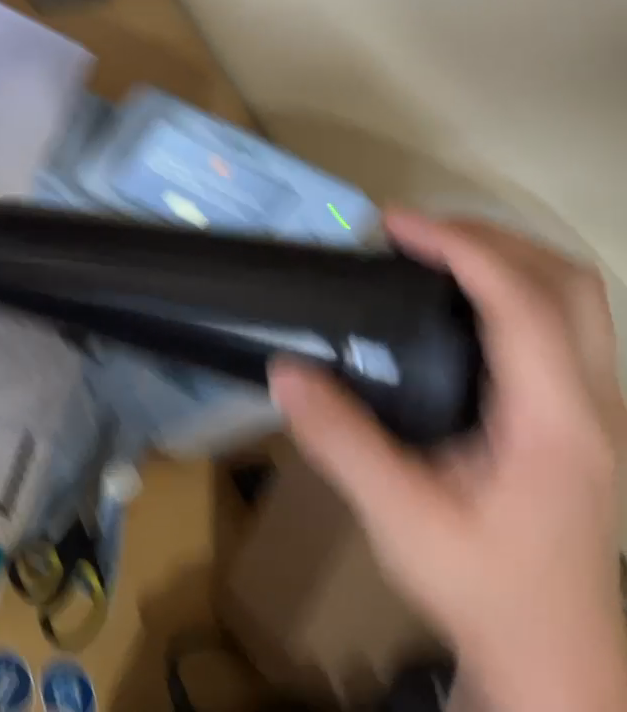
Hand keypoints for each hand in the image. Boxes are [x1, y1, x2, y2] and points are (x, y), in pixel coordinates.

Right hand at [271, 212, 626, 700]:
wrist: (554, 651)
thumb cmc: (482, 584)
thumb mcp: (399, 514)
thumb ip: (342, 439)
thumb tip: (284, 369)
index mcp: (559, 422)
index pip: (528, 307)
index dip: (465, 251)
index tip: (394, 225)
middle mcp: (593, 407)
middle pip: (575, 288)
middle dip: (496, 240)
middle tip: (410, 230)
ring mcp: (590, 415)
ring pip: (576, 306)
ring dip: (504, 262)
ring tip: (422, 256)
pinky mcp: (571, 425)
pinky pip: (553, 333)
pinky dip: (503, 296)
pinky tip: (442, 312)